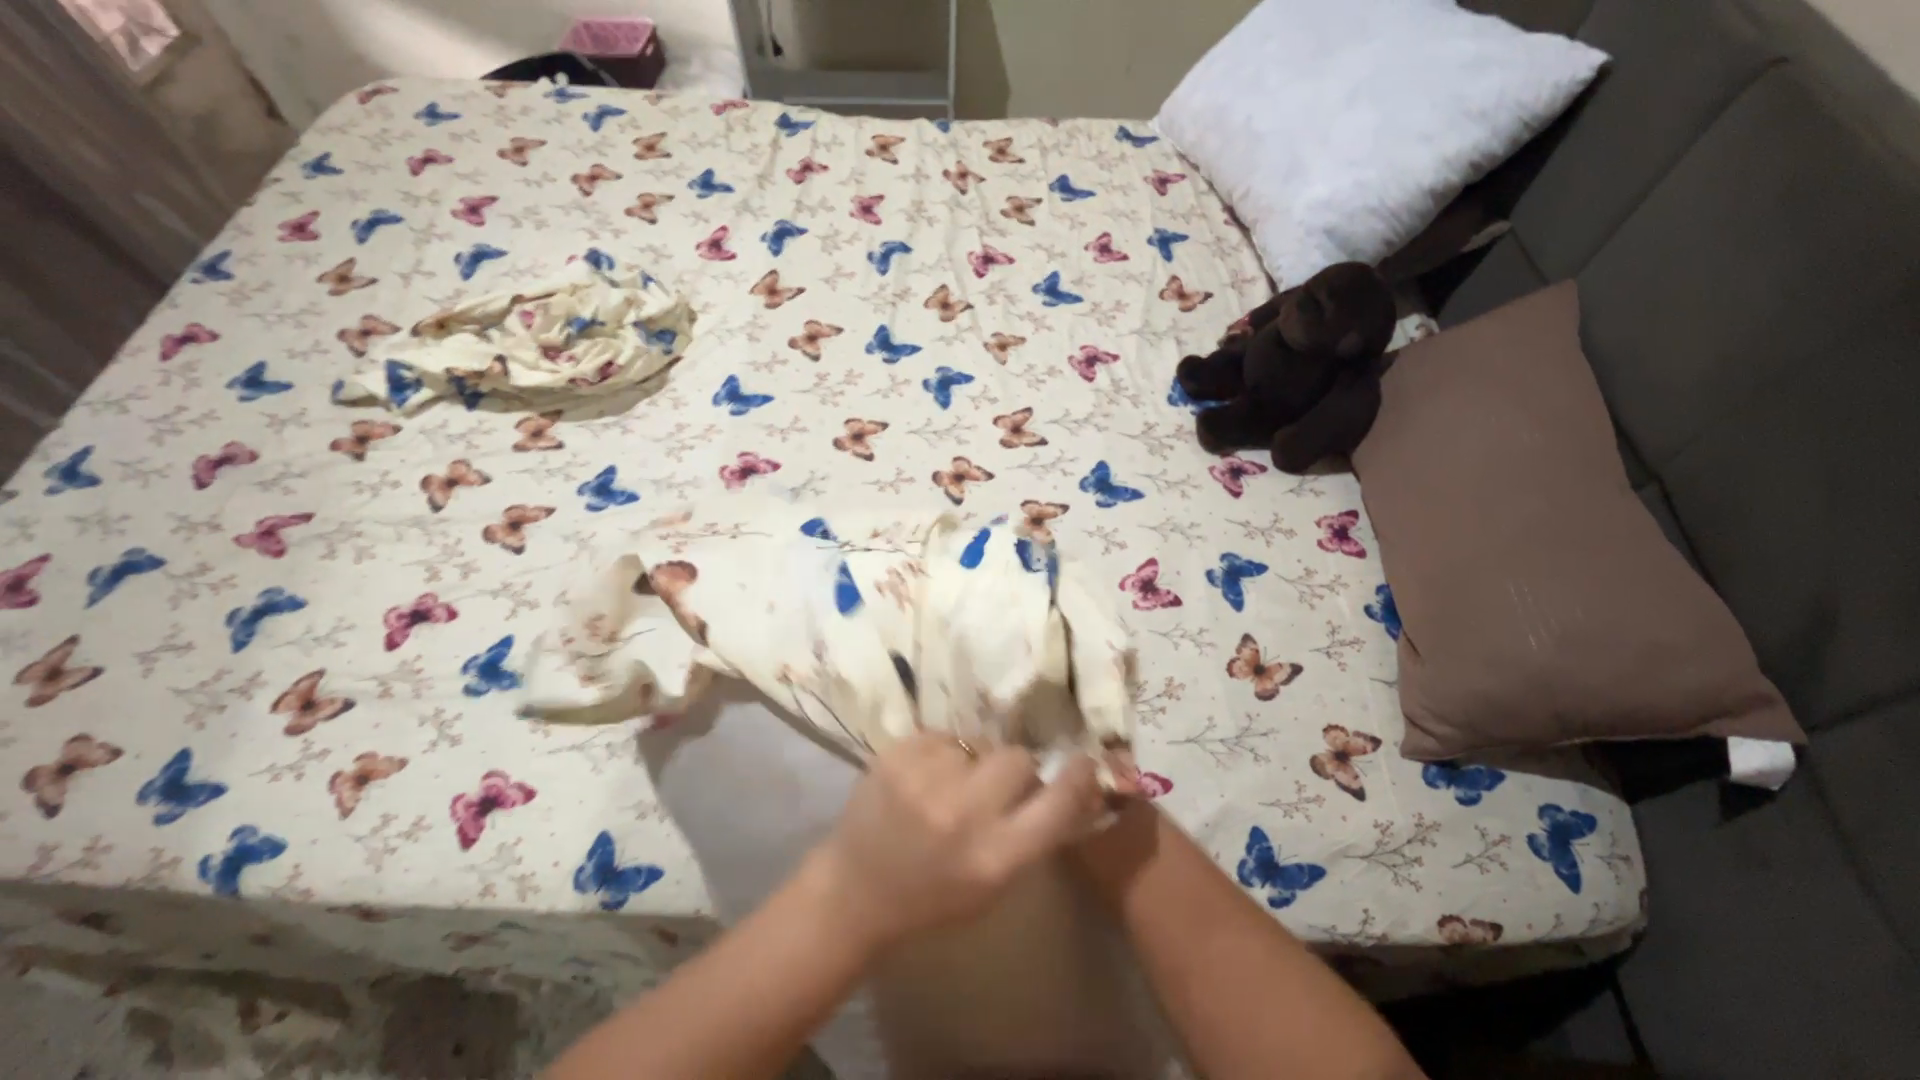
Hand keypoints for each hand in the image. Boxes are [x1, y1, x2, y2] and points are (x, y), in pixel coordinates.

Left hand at [803, 733, 1106, 954]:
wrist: (855, 892)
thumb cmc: (933, 898)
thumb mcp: (995, 886)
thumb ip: (1036, 837)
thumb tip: (1078, 787)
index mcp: (995, 857)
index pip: (1059, 802)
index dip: (1079, 777)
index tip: (1083, 763)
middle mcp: (964, 814)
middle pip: (1019, 758)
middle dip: (1014, 770)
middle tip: (994, 786)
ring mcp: (925, 779)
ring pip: (978, 743)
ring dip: (972, 762)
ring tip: (947, 788)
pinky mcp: (896, 755)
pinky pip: (943, 735)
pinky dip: (939, 754)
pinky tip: (922, 779)